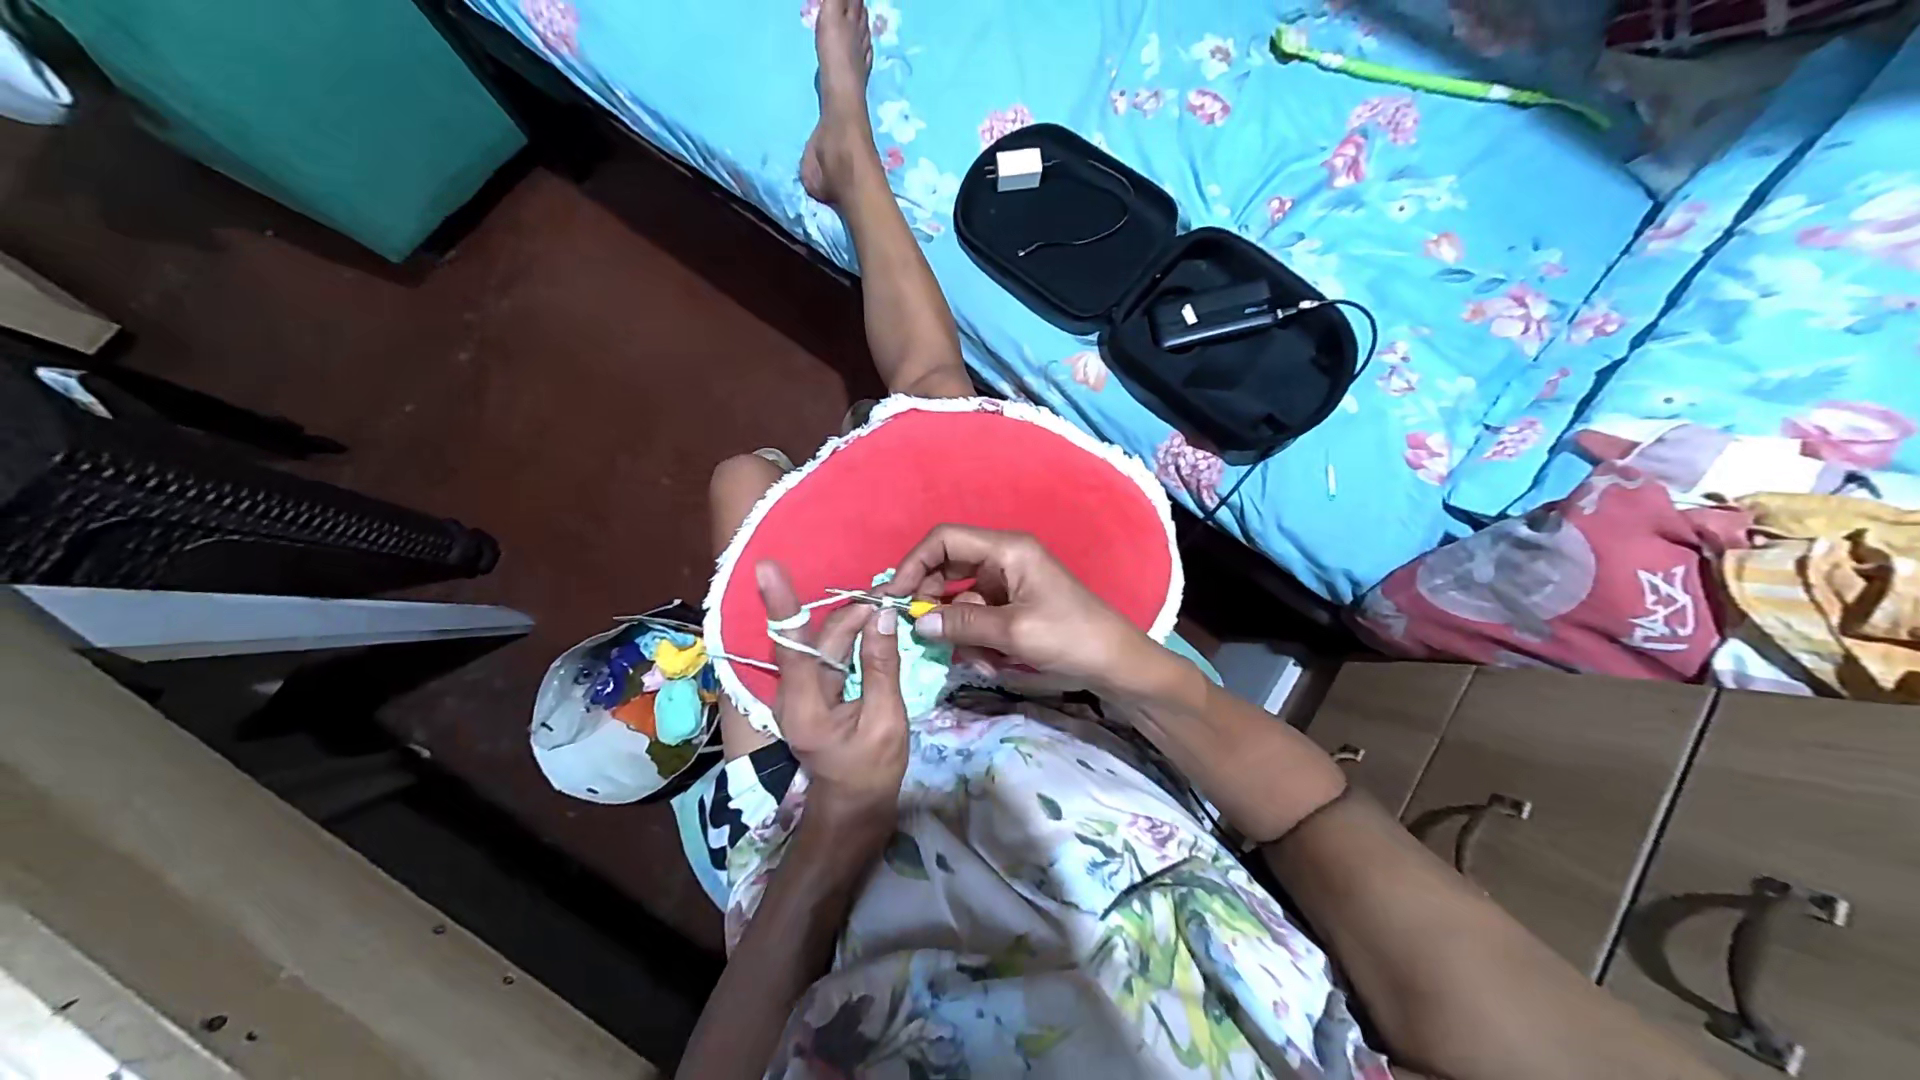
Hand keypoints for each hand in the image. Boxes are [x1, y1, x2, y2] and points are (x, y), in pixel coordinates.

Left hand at [757, 561, 908, 841]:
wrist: (853, 810)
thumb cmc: (870, 771)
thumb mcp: (885, 720)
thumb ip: (882, 667)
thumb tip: (884, 616)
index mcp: (804, 702)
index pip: (790, 644)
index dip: (781, 604)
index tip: (766, 568)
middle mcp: (793, 692)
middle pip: (818, 638)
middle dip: (852, 612)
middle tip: (889, 594)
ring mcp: (801, 692)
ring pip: (825, 643)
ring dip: (854, 622)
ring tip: (886, 604)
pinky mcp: (814, 693)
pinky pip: (830, 655)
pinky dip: (852, 638)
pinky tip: (873, 626)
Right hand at [885, 525, 1165, 695]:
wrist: (1116, 663)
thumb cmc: (1070, 637)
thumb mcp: (1012, 632)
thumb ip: (961, 624)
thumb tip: (916, 622)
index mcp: (1007, 549)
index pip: (945, 539)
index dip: (915, 563)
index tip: (896, 596)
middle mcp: (1004, 558)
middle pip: (948, 568)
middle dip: (933, 601)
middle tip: (922, 632)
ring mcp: (1008, 583)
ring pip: (961, 599)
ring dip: (959, 628)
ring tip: (975, 658)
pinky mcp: (1013, 606)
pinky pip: (978, 616)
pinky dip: (976, 638)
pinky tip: (991, 662)